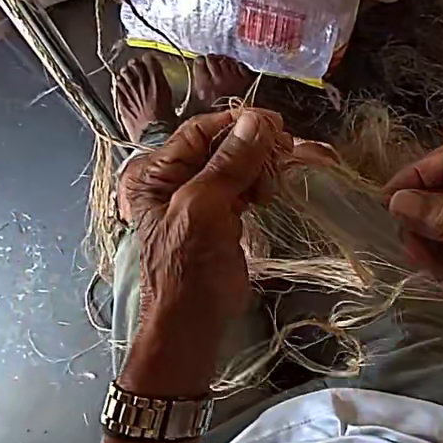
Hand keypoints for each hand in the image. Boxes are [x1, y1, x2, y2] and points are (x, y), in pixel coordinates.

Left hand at [117, 108, 288, 395]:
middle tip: (285, 148)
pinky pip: (242, 189)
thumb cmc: (188, 265)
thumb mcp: (202, 207)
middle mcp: (174, 182)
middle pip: (219, 147)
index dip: (235, 124)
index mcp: (157, 174)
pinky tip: (271, 190)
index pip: (198, 132)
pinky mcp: (221, 218)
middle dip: (252, 145)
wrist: (192, 321)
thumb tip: (255, 121)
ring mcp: (199, 201)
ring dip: (259, 165)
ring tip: (279, 175)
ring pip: (235, 168)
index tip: (273, 123)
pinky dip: (259, 184)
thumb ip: (228, 164)